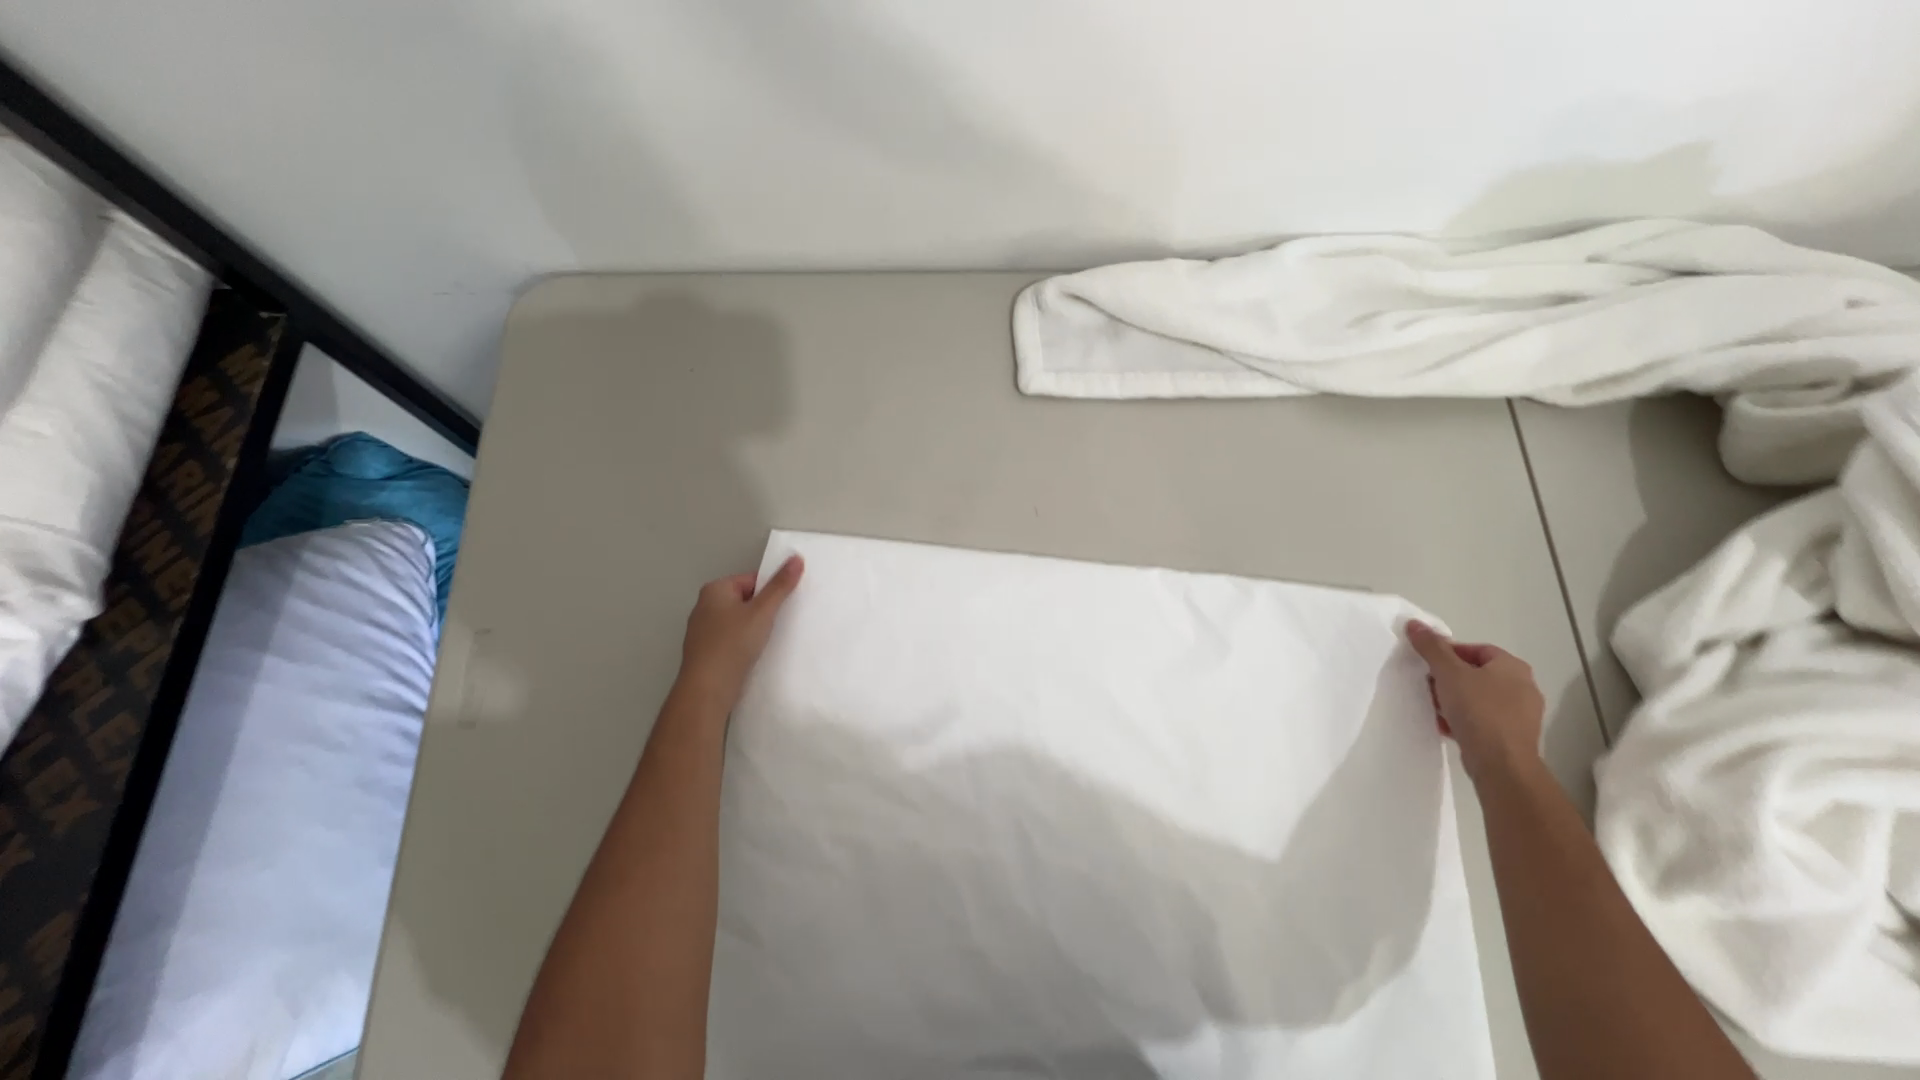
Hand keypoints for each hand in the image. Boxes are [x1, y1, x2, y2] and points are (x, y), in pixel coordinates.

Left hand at [676, 556, 803, 704]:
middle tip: (781, 624)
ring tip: (770, 641)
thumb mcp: (762, 612)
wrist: (707, 689)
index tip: (785, 607)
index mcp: (715, 589)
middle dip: (763, 611)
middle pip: (745, 600)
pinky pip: (731, 640)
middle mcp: (704, 606)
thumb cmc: (733, 644)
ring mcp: (702, 630)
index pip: (752, 580)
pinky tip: (755, 655)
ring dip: (755, 629)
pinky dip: (744, 644)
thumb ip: (780, 586)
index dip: (771, 592)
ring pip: (739, 622)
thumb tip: (797, 558)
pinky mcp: (706, 651)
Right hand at [1406, 620, 1544, 782]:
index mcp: (1512, 666)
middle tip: (1429, 688)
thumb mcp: (1448, 673)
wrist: (1501, 763)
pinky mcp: (1514, 736)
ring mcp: (1521, 714)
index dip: (1448, 654)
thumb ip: (1431, 648)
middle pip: (1476, 674)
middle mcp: (1523, 686)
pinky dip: (1465, 720)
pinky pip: (1484, 720)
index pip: (1475, 649)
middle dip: (1449, 680)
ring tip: (1436, 709)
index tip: (1429, 667)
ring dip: (1454, 701)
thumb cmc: (1478, 710)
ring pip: (1479, 698)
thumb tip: (1414, 624)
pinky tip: (1448, 727)